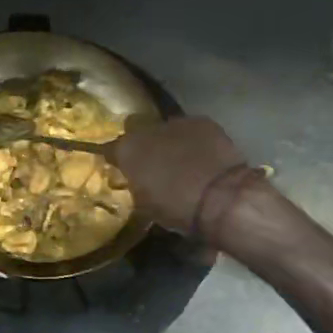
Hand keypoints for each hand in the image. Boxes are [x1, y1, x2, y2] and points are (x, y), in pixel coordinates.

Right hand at [110, 116, 251, 235]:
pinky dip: (196, 140)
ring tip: (183, 160)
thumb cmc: (178, 210)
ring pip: (166, 128)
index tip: (122, 168)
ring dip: (170, 141)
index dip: (117, 159)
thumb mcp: (146, 206)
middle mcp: (146, 130)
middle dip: (143, 144)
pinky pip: (193, 129)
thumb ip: (137, 187)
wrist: (222, 197)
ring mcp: (176, 123)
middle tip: (153, 163)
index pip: (110, 149)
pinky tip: (205, 155)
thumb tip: (138, 182)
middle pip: (137, 132)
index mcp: (126, 151)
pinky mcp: (203, 122)